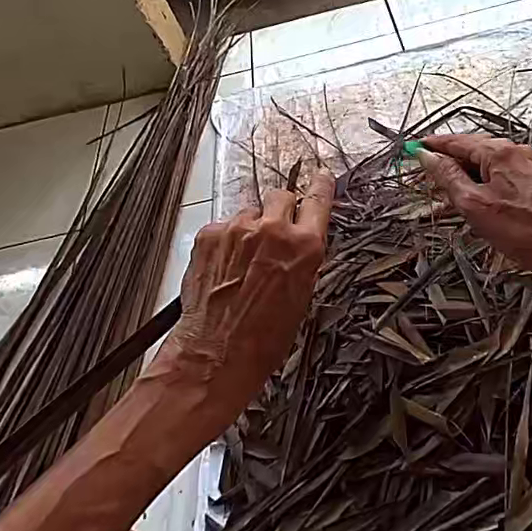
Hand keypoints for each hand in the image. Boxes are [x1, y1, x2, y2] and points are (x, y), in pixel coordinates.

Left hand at [148, 169, 335, 428]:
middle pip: (281, 196)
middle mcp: (273, 229)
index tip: (321, 176)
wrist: (216, 354)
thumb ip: (302, 259)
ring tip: (242, 261)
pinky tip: (222, 268)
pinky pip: (224, 226)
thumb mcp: (302, 295)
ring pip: (249, 211)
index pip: (319, 198)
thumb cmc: (265, 338)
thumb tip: (300, 243)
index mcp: (305, 246)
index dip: (321, 185)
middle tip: (273, 233)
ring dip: (249, 228)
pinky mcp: (210, 234)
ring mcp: (238, 229)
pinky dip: (225, 241)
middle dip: (280, 210)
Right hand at [415, 134, 531, 279]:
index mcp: (501, 152)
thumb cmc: (523, 231)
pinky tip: (472, 198)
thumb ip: (447, 176)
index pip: (458, 141)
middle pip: (472, 150)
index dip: (434, 146)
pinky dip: (482, 181)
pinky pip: (499, 173)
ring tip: (448, 193)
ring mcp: (527, 164)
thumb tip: (428, 158)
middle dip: (448, 162)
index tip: (417, 148)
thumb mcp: (472, 204)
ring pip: (486, 163)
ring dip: (465, 175)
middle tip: (428, 174)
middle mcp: (517, 152)